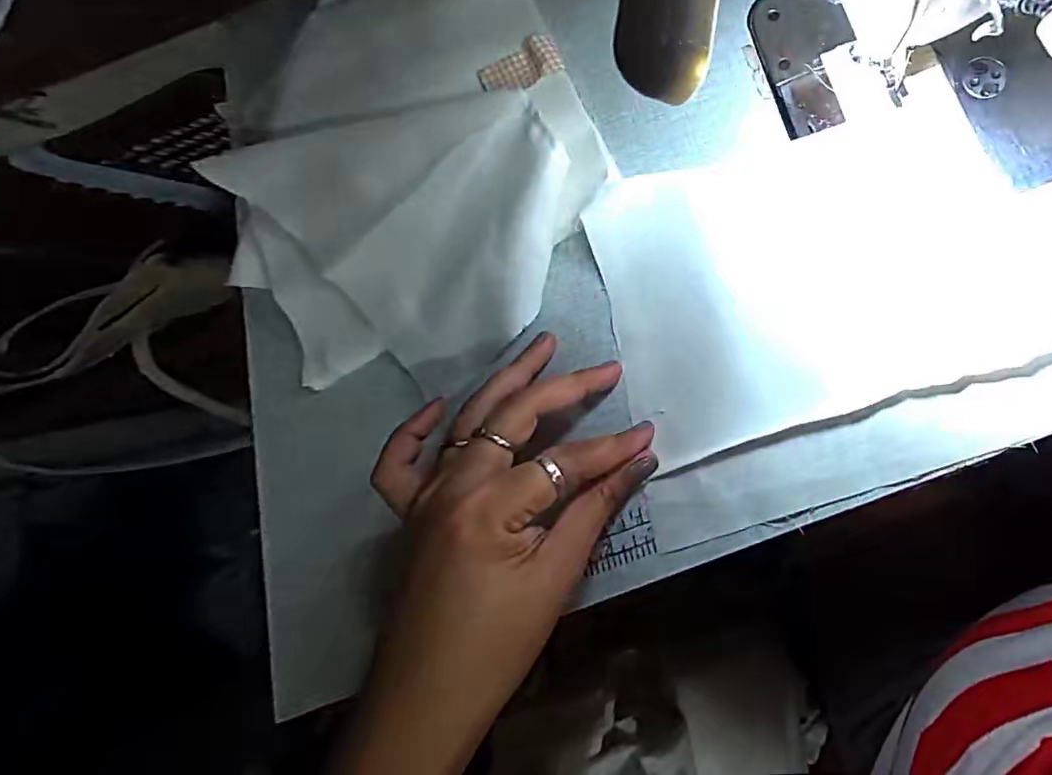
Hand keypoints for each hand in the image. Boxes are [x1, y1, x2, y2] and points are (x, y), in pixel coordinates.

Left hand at [336, 333, 655, 774]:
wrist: (423, 703)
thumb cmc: (499, 643)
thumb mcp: (559, 574)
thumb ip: (597, 505)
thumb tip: (641, 457)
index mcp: (488, 507)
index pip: (566, 459)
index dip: (613, 447)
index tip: (650, 434)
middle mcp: (451, 489)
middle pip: (513, 418)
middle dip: (565, 388)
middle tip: (606, 368)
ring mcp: (423, 499)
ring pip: (465, 422)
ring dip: (505, 382)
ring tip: (539, 348)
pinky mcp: (410, 516)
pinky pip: (401, 464)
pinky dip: (419, 430)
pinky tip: (446, 406)